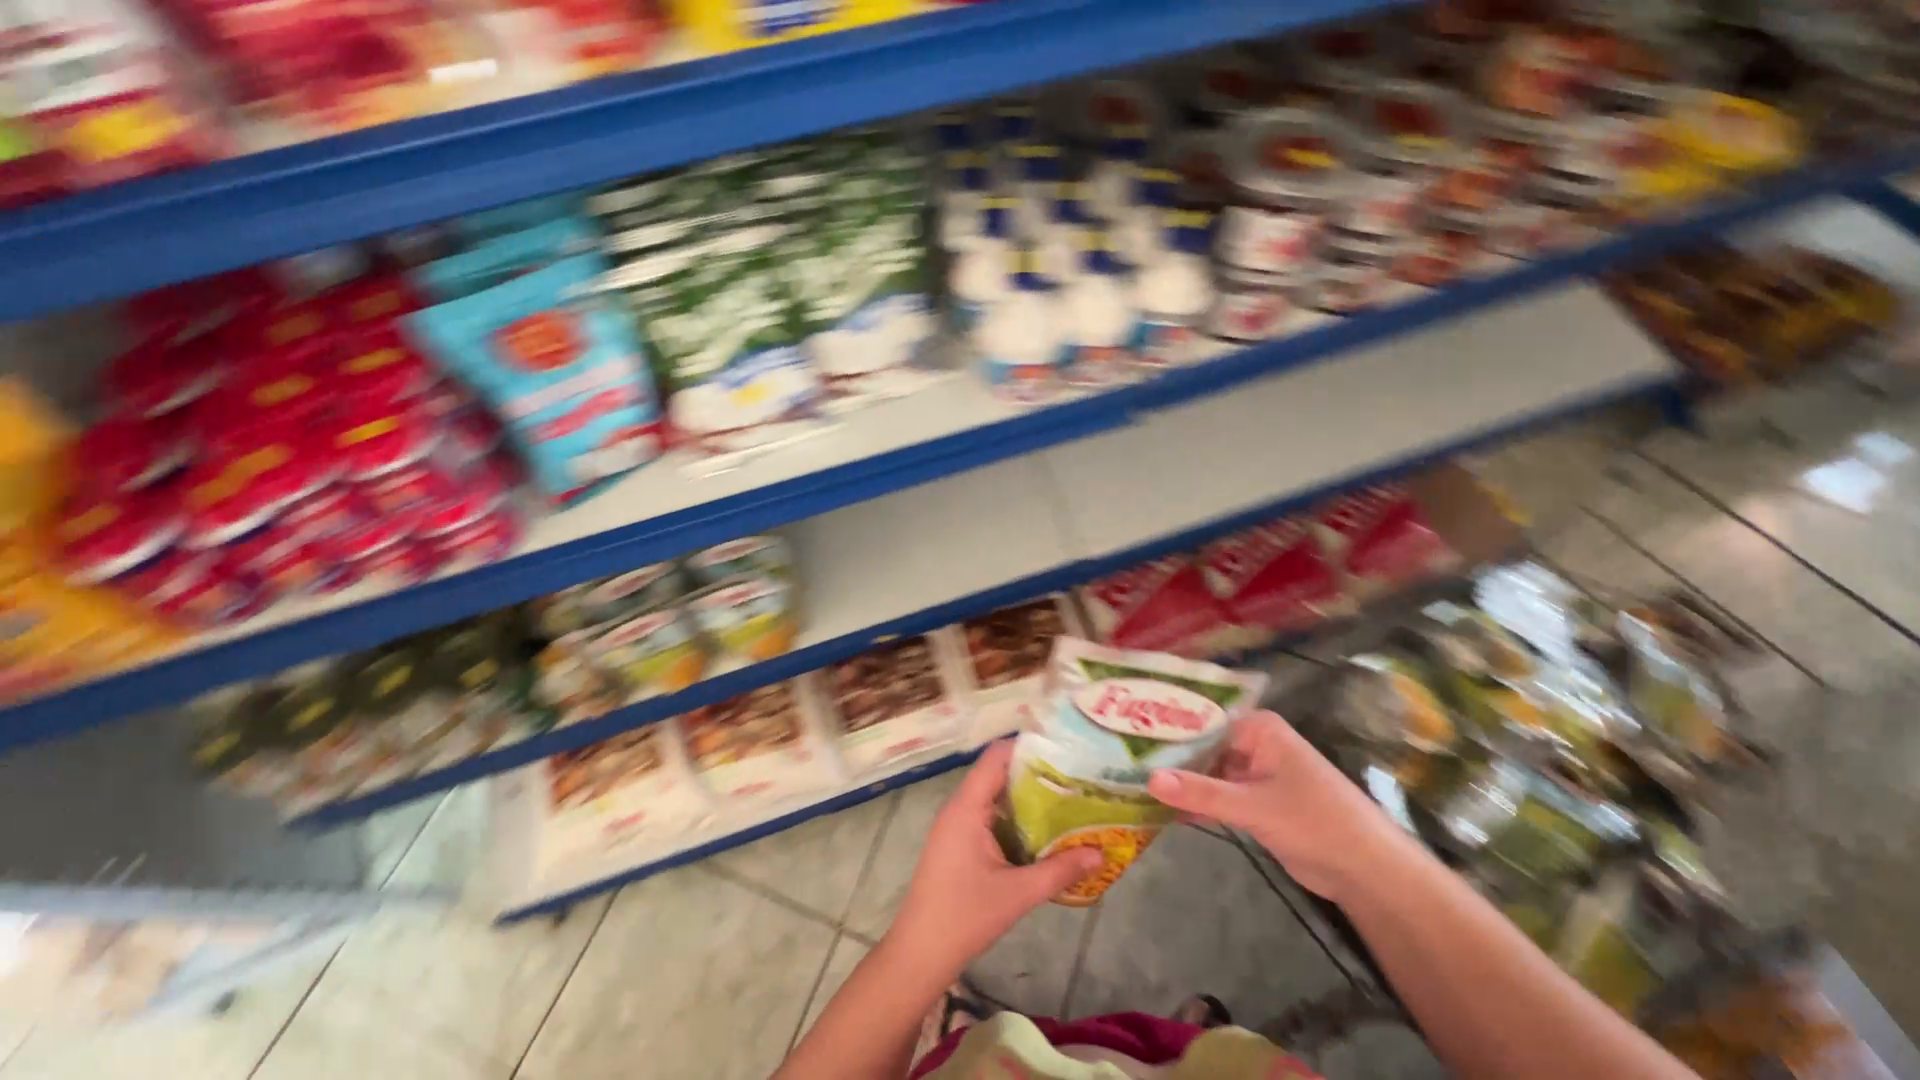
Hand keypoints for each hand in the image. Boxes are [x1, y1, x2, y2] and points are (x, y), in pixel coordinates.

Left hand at [885, 741, 1102, 974]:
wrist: (920, 954)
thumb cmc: (964, 916)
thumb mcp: (1018, 894)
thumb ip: (1060, 870)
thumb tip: (1101, 852)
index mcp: (967, 807)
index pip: (997, 756)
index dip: (1029, 747)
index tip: (1067, 751)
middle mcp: (960, 808)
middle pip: (999, 774)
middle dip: (1037, 774)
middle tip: (1079, 778)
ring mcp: (957, 827)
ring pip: (996, 798)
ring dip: (1029, 799)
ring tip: (1071, 800)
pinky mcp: (959, 845)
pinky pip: (991, 818)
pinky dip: (1017, 819)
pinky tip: (1046, 833)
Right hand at [1147, 710, 1412, 902]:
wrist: (1365, 869)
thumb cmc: (1316, 822)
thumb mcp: (1254, 806)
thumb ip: (1202, 793)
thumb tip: (1147, 779)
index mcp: (1259, 729)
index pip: (1201, 721)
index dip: (1165, 731)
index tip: (1122, 738)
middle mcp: (1254, 744)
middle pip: (1201, 746)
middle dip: (1166, 759)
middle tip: (1117, 765)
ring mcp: (1254, 775)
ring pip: (1206, 773)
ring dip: (1178, 784)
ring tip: (1128, 786)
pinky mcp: (1254, 804)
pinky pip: (1215, 797)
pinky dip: (1194, 804)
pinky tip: (1159, 811)